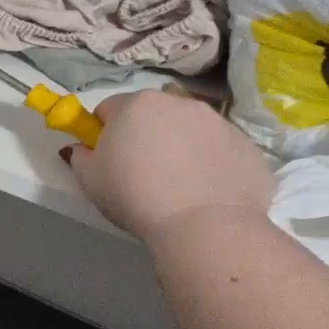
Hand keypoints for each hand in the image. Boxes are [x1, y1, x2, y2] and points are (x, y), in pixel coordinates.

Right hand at [63, 90, 274, 243]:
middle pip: (153, 114)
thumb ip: (79, 156)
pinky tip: (203, 191)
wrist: (205, 225)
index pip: (109, 108)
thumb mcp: (90, 179)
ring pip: (188, 129)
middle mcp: (181, 103)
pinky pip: (219, 149)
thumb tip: (80, 149)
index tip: (107, 157)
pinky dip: (209, 163)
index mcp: (137, 105)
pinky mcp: (248, 146)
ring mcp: (220, 123)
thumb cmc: (135, 195)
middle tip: (140, 171)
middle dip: (144, 134)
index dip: (104, 132)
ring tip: (176, 184)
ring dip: (179, 146)